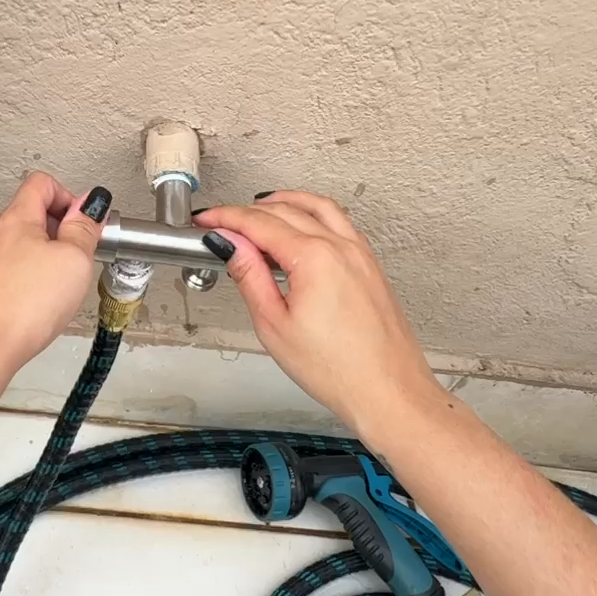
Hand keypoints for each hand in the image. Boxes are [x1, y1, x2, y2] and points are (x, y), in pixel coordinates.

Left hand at [0, 171, 110, 383]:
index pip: (41, 183)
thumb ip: (83, 228)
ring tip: (49, 292)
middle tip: (72, 261)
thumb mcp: (74, 262)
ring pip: (10, 250)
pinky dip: (15, 286)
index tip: (82, 222)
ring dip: (34, 262)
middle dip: (54, 234)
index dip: (68, 197)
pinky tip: (25, 311)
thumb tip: (90, 205)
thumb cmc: (19, 310)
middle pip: (26, 217)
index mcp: (15, 220)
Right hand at [194, 192, 444, 438]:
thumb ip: (250, 275)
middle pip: (286, 210)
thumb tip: (230, 244)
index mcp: (313, 258)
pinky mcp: (370, 265)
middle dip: (248, 211)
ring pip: (318, 207)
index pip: (259, 223)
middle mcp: (340, 247)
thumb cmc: (338, 369)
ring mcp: (360, 253)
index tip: (207, 220)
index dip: (226, 218)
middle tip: (223, 222)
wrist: (389, 394)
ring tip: (259, 209)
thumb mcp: (274, 324)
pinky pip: (339, 221)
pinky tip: (302, 227)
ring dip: (285, 202)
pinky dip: (313, 213)